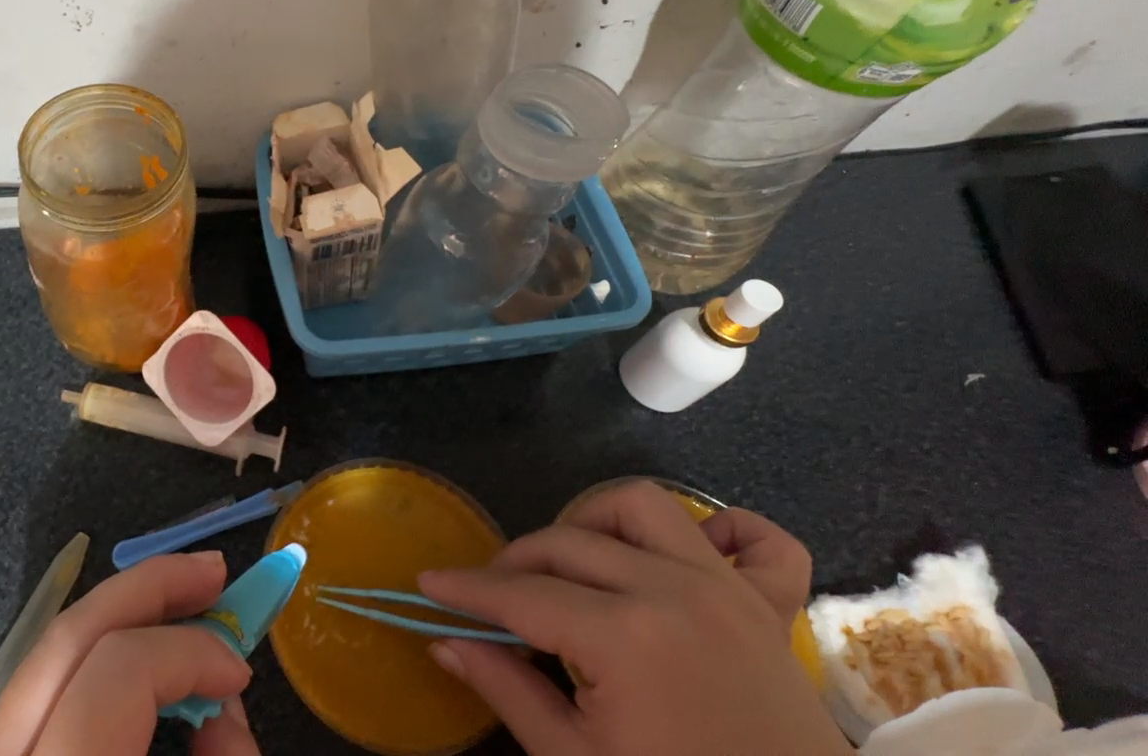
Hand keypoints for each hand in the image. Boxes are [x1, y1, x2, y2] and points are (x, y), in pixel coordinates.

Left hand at [0, 551, 260, 755]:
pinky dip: (92, 654)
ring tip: (181, 595)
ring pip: (43, 651)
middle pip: (66, 637)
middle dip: (147, 589)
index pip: (118, 674)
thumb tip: (225, 711)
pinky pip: (38, 685)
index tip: (240, 668)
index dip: (188, 652)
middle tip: (213, 571)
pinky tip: (132, 649)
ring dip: (120, 613)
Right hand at [419, 481, 849, 755]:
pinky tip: (686, 556)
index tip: (428, 584)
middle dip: (514, 561)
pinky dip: (720, 532)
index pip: (520, 593)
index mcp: (623, 637)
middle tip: (492, 599)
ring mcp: (730, 591)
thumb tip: (445, 643)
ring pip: (643, 507)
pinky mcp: (772, 607)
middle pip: (566, 542)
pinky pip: (758, 539)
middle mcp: (674, 591)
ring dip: (595, 523)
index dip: (466, 588)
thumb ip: (507, 691)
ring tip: (574, 567)